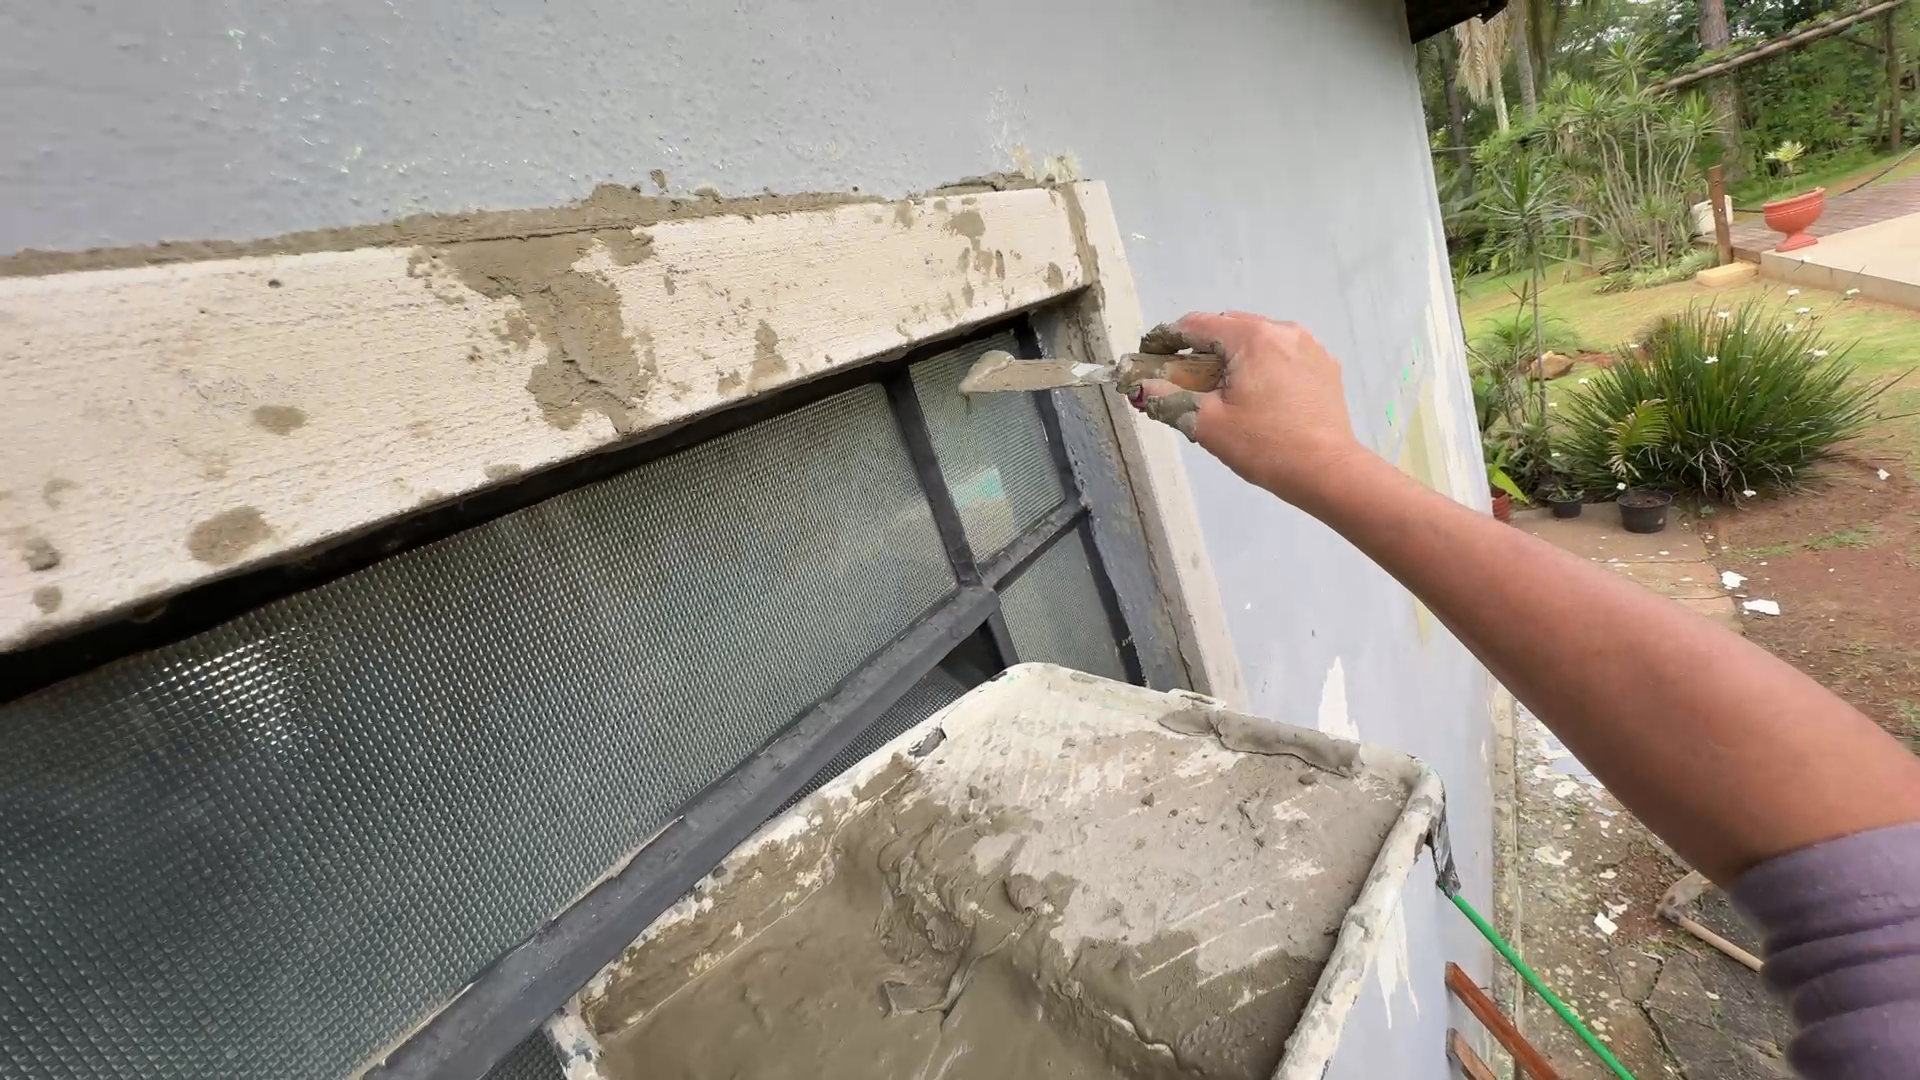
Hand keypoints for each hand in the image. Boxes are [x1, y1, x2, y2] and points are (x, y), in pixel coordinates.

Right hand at [1132, 312, 1365, 508]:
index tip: (1150, 357)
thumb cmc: (1263, 445)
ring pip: (1257, 340)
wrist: (1327, 471)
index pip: (1197, 324)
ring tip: (1220, 390)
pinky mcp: (1324, 367)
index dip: (1167, 339)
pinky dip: (1260, 367)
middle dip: (1200, 348)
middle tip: (1182, 379)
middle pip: (1228, 327)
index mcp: (1252, 338)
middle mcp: (1283, 331)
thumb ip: (1168, 398)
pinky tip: (1256, 397)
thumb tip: (1140, 387)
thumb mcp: (1206, 423)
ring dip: (1232, 357)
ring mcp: (1309, 347)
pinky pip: (1282, 355)